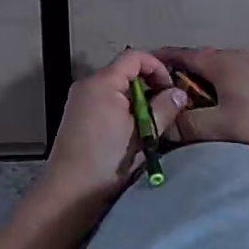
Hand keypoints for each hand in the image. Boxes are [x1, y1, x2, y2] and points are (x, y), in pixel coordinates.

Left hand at [42, 49, 185, 204]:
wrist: (69, 191)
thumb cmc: (107, 161)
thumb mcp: (143, 134)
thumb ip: (164, 109)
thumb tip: (179, 93)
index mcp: (103, 82)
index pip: (134, 56)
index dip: (157, 67)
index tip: (170, 89)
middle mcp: (87, 84)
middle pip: (124, 71)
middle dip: (147, 86)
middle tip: (165, 108)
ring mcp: (78, 98)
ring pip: (114, 87)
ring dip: (135, 100)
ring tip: (149, 123)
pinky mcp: (75, 114)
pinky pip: (103, 99)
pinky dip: (120, 108)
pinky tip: (129, 131)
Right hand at [156, 47, 248, 151]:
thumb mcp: (226, 126)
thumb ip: (190, 126)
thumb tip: (162, 128)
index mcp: (216, 61)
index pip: (174, 54)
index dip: (153, 64)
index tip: (137, 79)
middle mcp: (231, 57)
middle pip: (192, 64)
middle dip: (173, 83)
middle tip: (160, 106)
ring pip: (212, 75)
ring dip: (196, 91)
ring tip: (188, 115)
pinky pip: (229, 82)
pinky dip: (215, 94)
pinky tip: (221, 115)